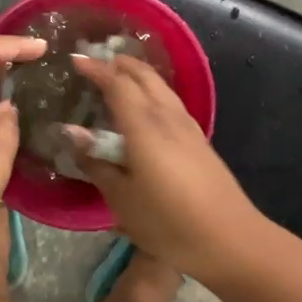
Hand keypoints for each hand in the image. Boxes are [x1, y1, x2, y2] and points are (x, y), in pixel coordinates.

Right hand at [66, 54, 264, 278]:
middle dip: (119, 64)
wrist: (231, 240)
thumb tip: (70, 133)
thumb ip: (96, 162)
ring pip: (161, 87)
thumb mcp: (121, 198)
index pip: (117, 84)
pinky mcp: (200, 141)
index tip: (75, 61)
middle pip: (144, 76)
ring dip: (138, 75)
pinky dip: (152, 92)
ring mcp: (188, 127)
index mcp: (144, 126)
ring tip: (118, 78)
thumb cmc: (168, 222)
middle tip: (96, 63)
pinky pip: (170, 102)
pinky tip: (146, 107)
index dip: (96, 69)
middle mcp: (168, 117)